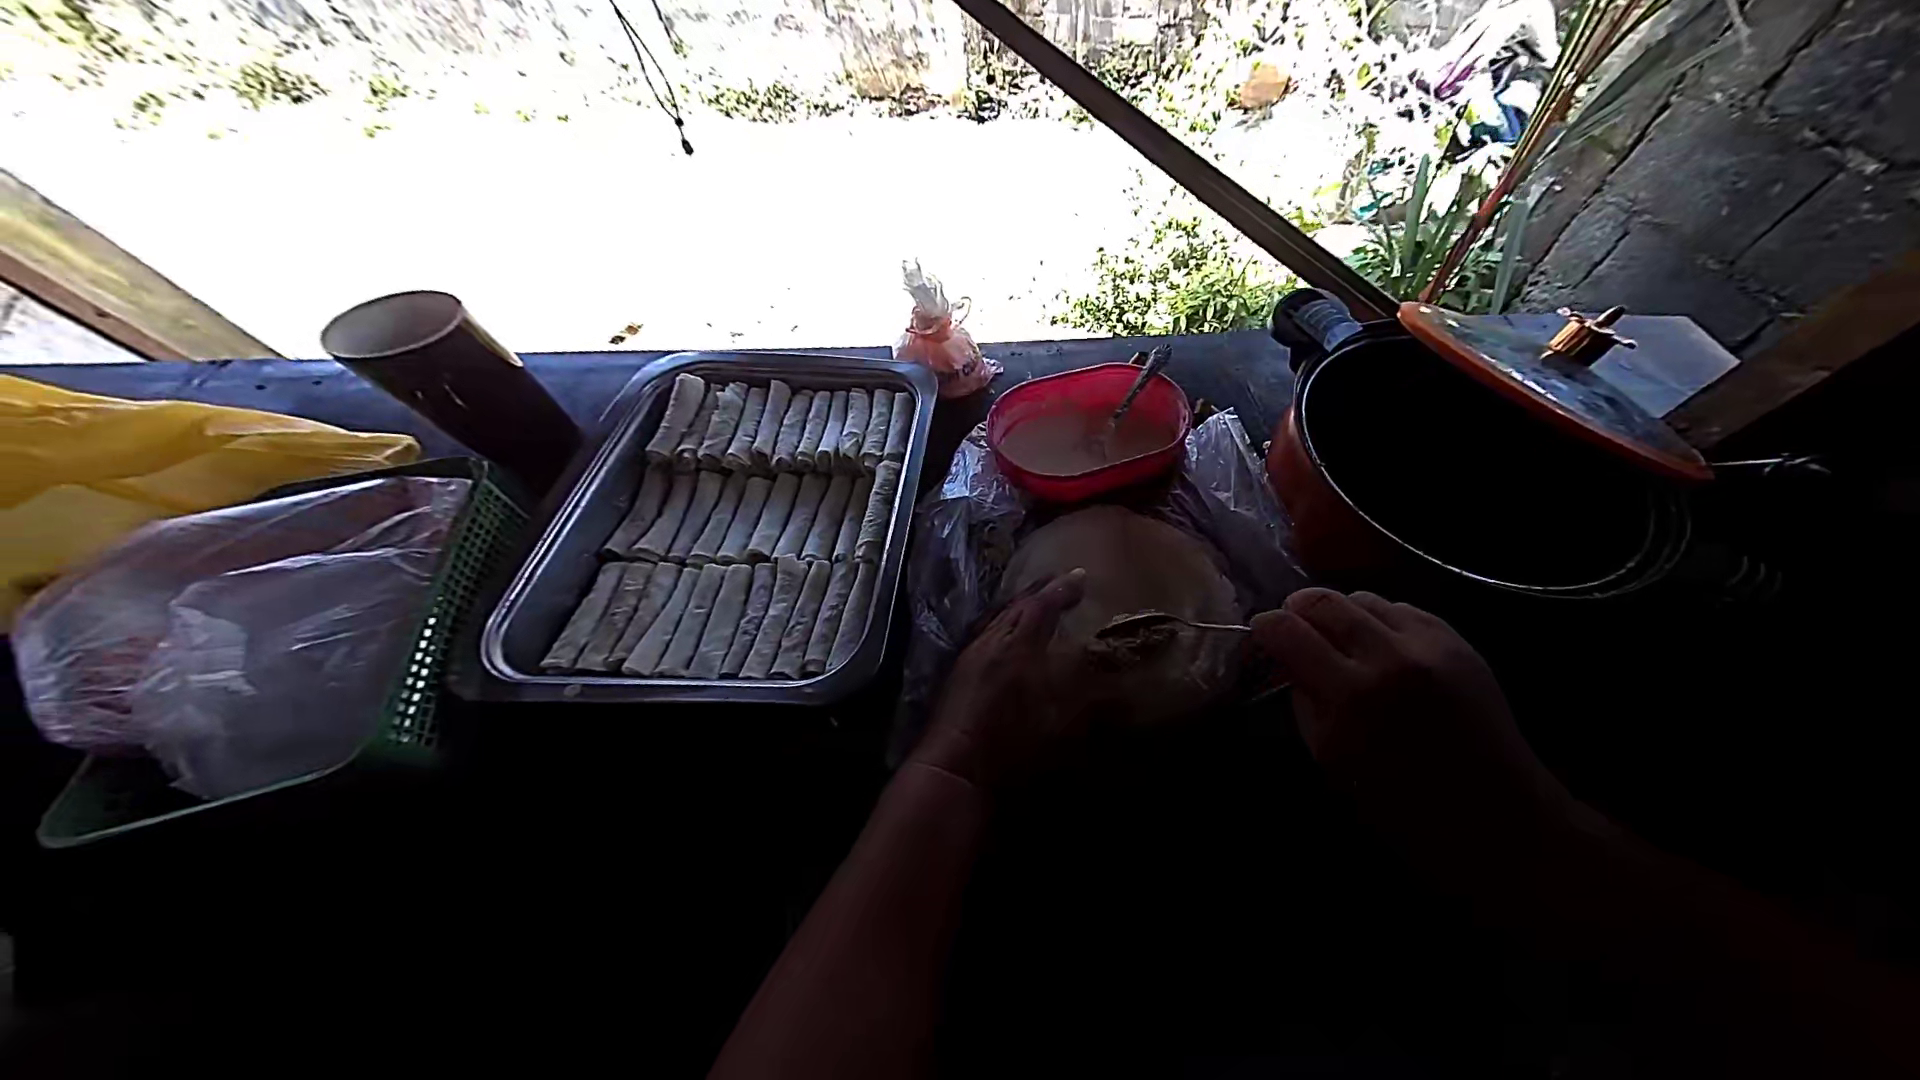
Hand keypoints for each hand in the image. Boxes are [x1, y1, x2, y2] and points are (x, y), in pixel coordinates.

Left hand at [910, 569, 1087, 789]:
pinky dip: (1004, 623)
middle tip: (1060, 582)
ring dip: (1020, 605)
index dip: (1062, 590)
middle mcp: (991, 642)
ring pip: (998, 618)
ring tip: (1038, 602)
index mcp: (1017, 647)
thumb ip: (1090, 703)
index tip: (1080, 575)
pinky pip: (986, 632)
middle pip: (1016, 606)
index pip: (1041, 606)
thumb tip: (1124, 690)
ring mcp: (970, 655)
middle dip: (1040, 591)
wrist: (954, 769)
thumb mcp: (1059, 728)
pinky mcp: (959, 672)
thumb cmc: (1009, 750)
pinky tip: (1009, 634)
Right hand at [1252, 588, 1576, 854]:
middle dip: (1296, 611)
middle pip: (1322, 599)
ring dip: (1340, 615)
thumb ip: (1302, 696)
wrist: (1499, 821)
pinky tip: (1381, 648)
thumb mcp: (1327, 754)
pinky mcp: (1459, 642)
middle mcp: (1390, 657)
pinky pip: (1402, 609)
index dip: (1264, 628)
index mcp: (1351, 693)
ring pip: (1363, 597)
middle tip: (1293, 631)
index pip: (1285, 629)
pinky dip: (1379, 621)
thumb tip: (1285, 659)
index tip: (1261, 637)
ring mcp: (1431, 645)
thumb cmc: (1400, 805)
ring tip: (1340, 641)